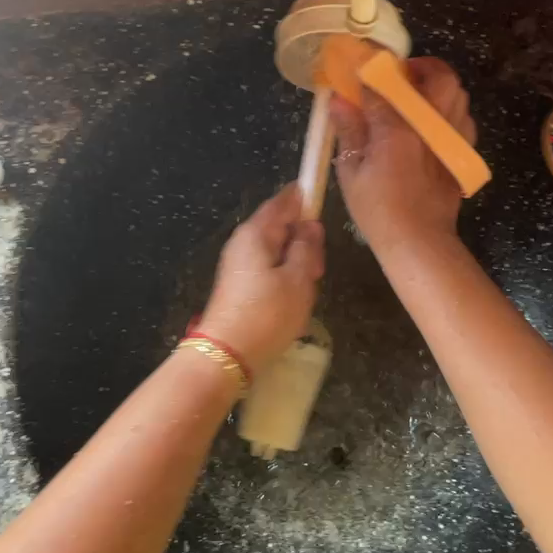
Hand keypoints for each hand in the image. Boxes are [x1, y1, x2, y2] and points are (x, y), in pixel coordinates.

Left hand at [196, 184, 324, 368]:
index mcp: (256, 233)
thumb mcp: (298, 279)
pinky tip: (293, 299)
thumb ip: (307, 247)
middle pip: (281, 226)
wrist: (227, 354)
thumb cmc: (267, 314)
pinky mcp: (240, 284)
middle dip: (304, 240)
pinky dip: (285, 277)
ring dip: (297, 263)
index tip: (325, 203)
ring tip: (307, 288)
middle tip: (318, 268)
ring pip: (277, 250)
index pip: (283, 201)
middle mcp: (244, 241)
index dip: (305, 198)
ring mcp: (239, 263)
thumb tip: (310, 224)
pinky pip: (269, 268)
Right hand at [330, 57, 476, 249]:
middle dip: (421, 68)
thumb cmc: (378, 210)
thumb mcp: (351, 171)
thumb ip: (349, 131)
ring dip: (438, 88)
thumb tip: (339, 102)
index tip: (361, 70)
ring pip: (458, 94)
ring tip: (418, 98)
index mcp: (398, 129)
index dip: (371, 74)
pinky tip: (432, 125)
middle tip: (402, 76)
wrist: (418, 240)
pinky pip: (464, 120)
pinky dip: (450, 113)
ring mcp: (452, 139)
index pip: (384, 86)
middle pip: (440, 76)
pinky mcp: (462, 154)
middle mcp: (431, 126)